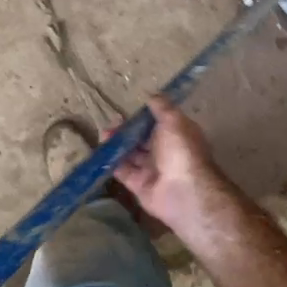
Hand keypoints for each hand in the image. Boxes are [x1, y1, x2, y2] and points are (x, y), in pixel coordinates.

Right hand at [114, 95, 236, 236]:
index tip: (128, 110)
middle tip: (112, 122)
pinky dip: (112, 161)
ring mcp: (152, 170)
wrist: (183, 192)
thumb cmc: (180, 151)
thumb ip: (161, 107)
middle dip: (127, 130)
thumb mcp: (173, 121)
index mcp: (176, 136)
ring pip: (130, 154)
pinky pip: (122, 171)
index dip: (143, 117)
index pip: (157, 123)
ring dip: (117, 143)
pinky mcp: (139, 185)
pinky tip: (102, 150)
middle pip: (142, 139)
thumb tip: (151, 94)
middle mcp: (165, 152)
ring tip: (104, 134)